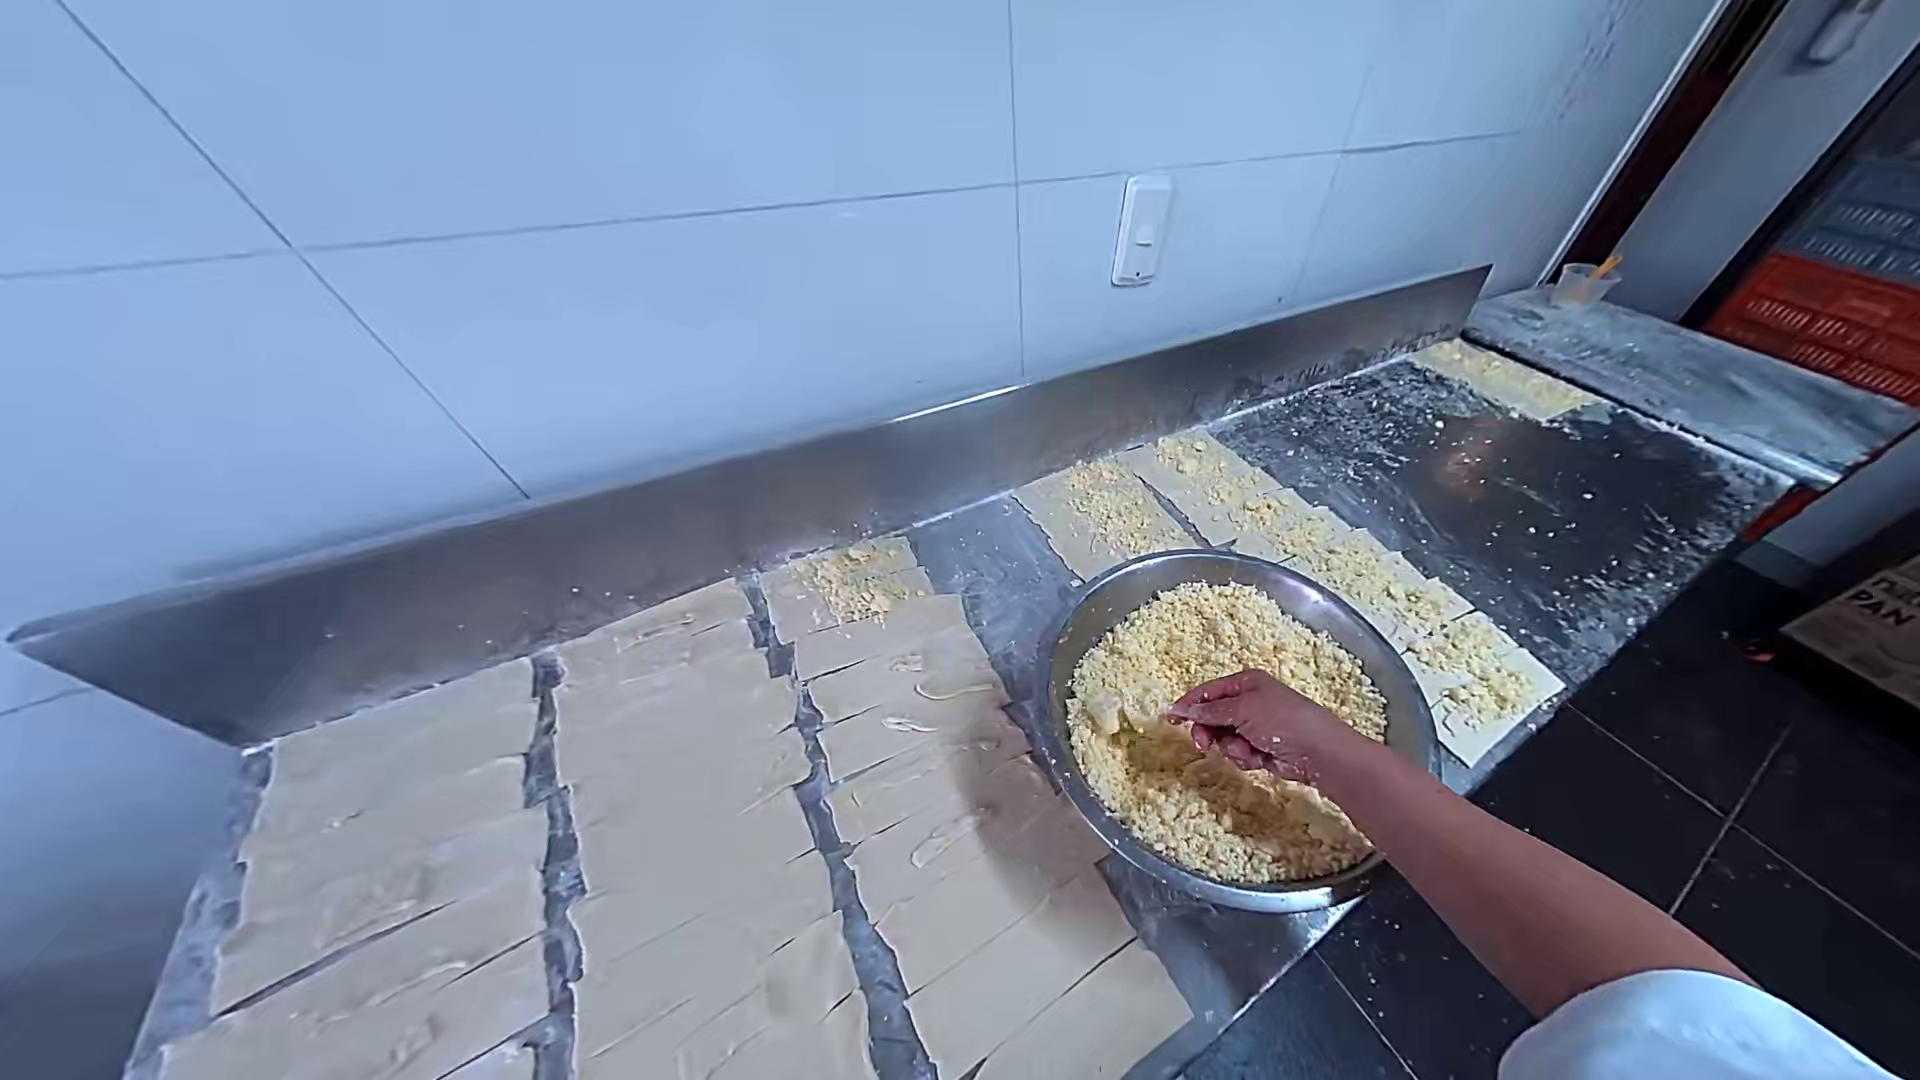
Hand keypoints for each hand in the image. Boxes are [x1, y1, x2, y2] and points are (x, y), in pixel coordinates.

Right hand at [1164, 669, 1341, 780]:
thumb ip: (1210, 711)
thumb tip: (1184, 708)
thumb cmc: (1281, 721)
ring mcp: (1257, 726)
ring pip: (1224, 737)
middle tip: (1203, 743)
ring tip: (1245, 752)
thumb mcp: (1241, 710)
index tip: (1171, 718)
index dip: (1189, 704)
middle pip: (1213, 716)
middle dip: (1209, 730)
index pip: (1208, 691)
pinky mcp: (1263, 748)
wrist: (1322, 753)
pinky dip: (1244, 757)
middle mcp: (1250, 702)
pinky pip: (1239, 752)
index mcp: (1246, 683)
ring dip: (1230, 747)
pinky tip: (1257, 759)